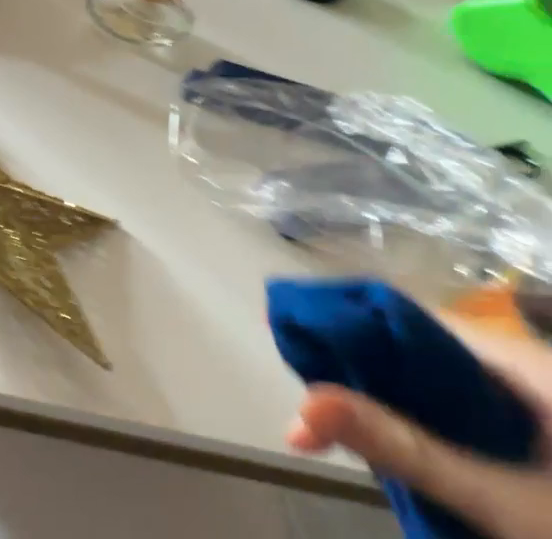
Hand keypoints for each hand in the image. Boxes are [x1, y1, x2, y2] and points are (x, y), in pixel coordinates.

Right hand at [287, 315, 551, 538]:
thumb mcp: (507, 504)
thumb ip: (404, 449)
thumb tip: (299, 403)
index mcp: (525, 363)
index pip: (406, 314)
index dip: (342, 325)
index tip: (291, 349)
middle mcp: (530, 365)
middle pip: (416, 346)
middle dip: (359, 375)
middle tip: (314, 418)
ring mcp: (537, 396)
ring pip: (436, 378)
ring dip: (387, 404)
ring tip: (348, 438)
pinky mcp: (537, 426)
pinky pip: (465, 404)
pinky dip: (425, 422)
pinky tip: (410, 453)